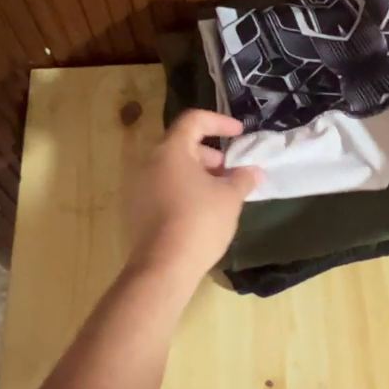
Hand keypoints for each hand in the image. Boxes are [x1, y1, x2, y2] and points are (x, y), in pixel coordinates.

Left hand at [126, 109, 262, 280]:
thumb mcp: (230, 198)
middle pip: (182, 145)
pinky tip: (201, 211)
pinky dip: (183, 189)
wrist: (163, 267)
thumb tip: (253, 171)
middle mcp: (149, 163)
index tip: (240, 133)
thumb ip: (243, 178)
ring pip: (172, 168)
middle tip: (230, 172)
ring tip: (220, 194)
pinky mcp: (136, 209)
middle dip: (211, 155)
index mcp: (171, 151)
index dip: (219, 122)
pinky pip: (163, 187)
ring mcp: (138, 187)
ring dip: (198, 174)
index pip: (194, 121)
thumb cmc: (199, 222)